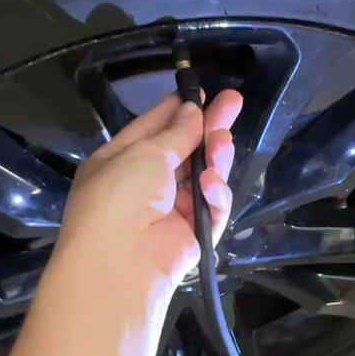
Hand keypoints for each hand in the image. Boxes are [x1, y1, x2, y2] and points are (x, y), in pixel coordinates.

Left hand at [56, 89, 241, 288]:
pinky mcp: (193, 234)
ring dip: (214, 158)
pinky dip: (215, 195)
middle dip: (209, 127)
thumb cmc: (119, 197)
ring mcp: (170, 211)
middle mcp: (144, 185)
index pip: (153, 128)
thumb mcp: (144, 152)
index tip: (203, 92)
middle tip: (235, 102)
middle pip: (185, 150)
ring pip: (203, 176)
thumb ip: (176, 133)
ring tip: (222, 142)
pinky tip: (211, 185)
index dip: (178, 110)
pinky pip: (212, 208)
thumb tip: (193, 112)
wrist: (120, 263)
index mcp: (120, 161)